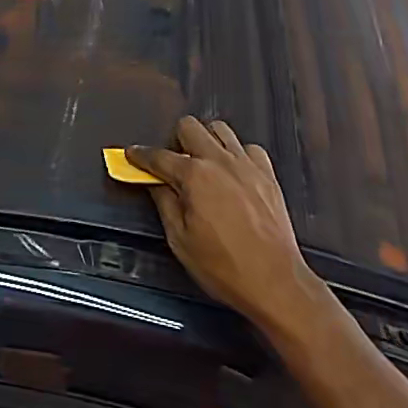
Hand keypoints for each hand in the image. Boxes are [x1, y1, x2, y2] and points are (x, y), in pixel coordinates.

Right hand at [126, 118, 322, 330]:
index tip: (133, 154)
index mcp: (194, 176)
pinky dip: (238, 155)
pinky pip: (249, 148)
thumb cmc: (225, 267)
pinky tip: (234, 173)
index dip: (141, 155)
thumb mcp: (180, 240)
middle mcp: (220, 161)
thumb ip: (164, 204)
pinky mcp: (267, 174)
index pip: (159, 156)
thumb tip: (155, 184)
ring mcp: (246, 164)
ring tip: (203, 163)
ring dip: (207, 141)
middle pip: (189, 126)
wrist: (274, 281)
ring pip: (220, 129)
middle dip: (175, 140)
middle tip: (173, 163)